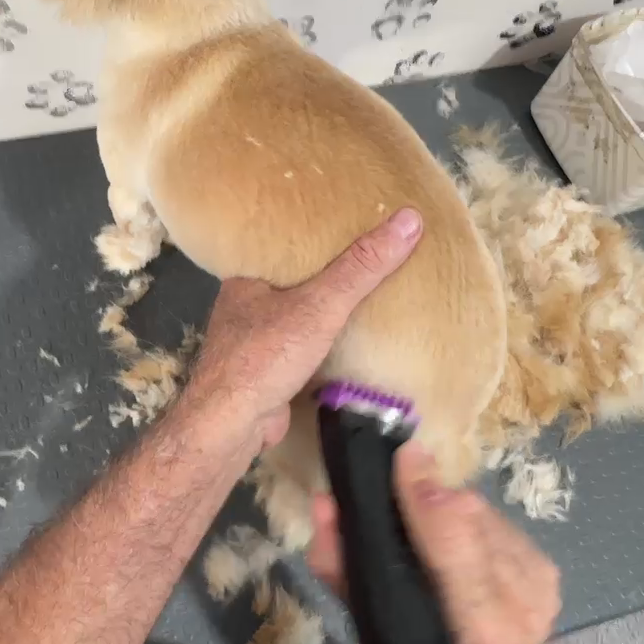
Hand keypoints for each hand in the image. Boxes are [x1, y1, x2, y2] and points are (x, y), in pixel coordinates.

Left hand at [182, 208, 422, 450]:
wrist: (233, 424)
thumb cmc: (266, 355)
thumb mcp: (320, 304)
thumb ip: (361, 267)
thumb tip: (410, 219)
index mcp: (245, 280)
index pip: (283, 247)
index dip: (315, 235)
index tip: (350, 221)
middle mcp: (244, 308)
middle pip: (293, 282)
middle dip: (326, 274)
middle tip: (371, 255)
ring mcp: (252, 343)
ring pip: (296, 318)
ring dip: (324, 312)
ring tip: (368, 291)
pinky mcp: (265, 374)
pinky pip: (300, 349)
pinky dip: (322, 344)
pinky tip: (349, 339)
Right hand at [306, 443, 561, 643]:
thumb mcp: (371, 634)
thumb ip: (343, 568)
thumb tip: (322, 504)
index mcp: (478, 629)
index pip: (453, 540)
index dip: (424, 493)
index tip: (400, 456)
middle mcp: (522, 601)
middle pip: (469, 513)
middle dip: (427, 499)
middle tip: (395, 505)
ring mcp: (542, 585)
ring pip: (483, 511)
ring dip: (447, 510)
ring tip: (425, 531)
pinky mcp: (551, 572)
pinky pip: (499, 523)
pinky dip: (469, 524)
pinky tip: (456, 545)